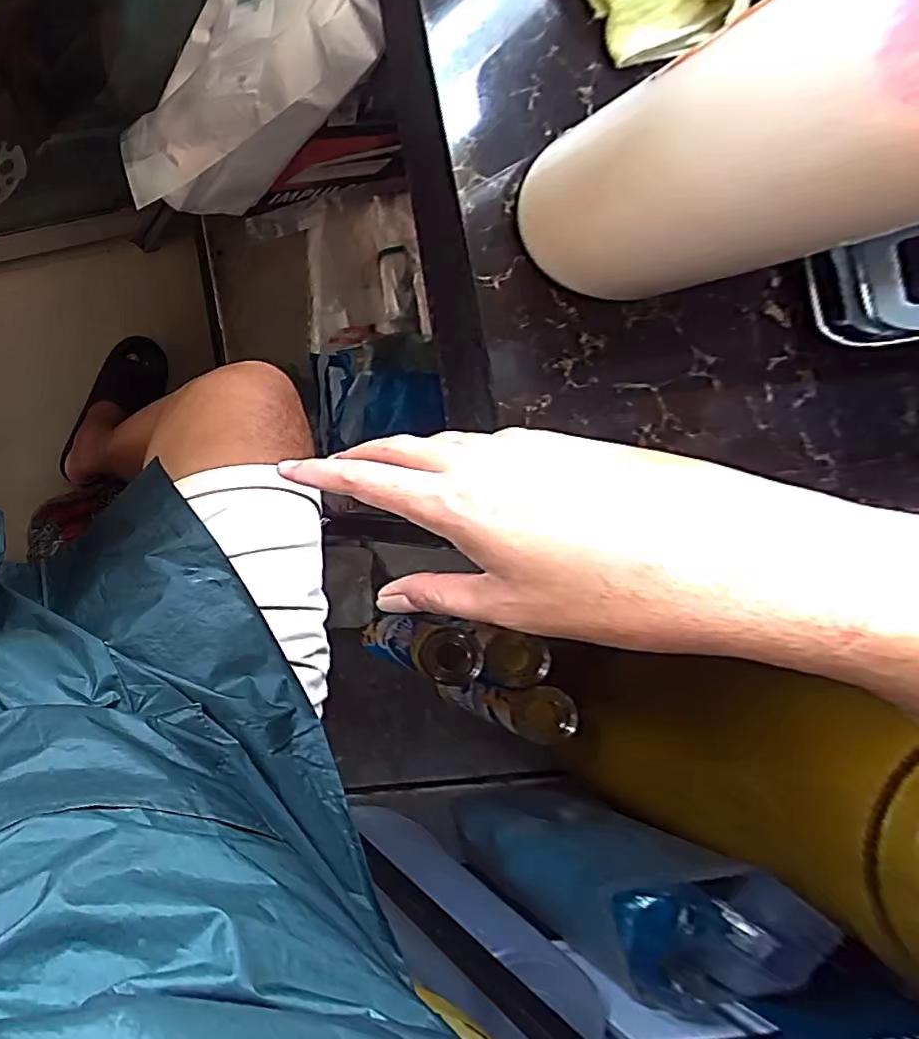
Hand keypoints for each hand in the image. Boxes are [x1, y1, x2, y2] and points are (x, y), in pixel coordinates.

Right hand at [278, 429, 918, 671]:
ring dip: (408, 453)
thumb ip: (439, 595)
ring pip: (445, 440)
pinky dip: (461, 453)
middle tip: (335, 467)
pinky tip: (475, 477)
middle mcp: (489, 464)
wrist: (754, 564)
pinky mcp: (571, 446)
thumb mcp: (513, 607)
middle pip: (398, 446)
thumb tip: (395, 597)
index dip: (320, 474)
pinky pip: (493, 441)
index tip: (293, 469)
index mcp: (460, 505)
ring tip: (397, 474)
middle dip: (357, 455)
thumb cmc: (635, 593)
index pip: (366, 479)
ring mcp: (533, 448)